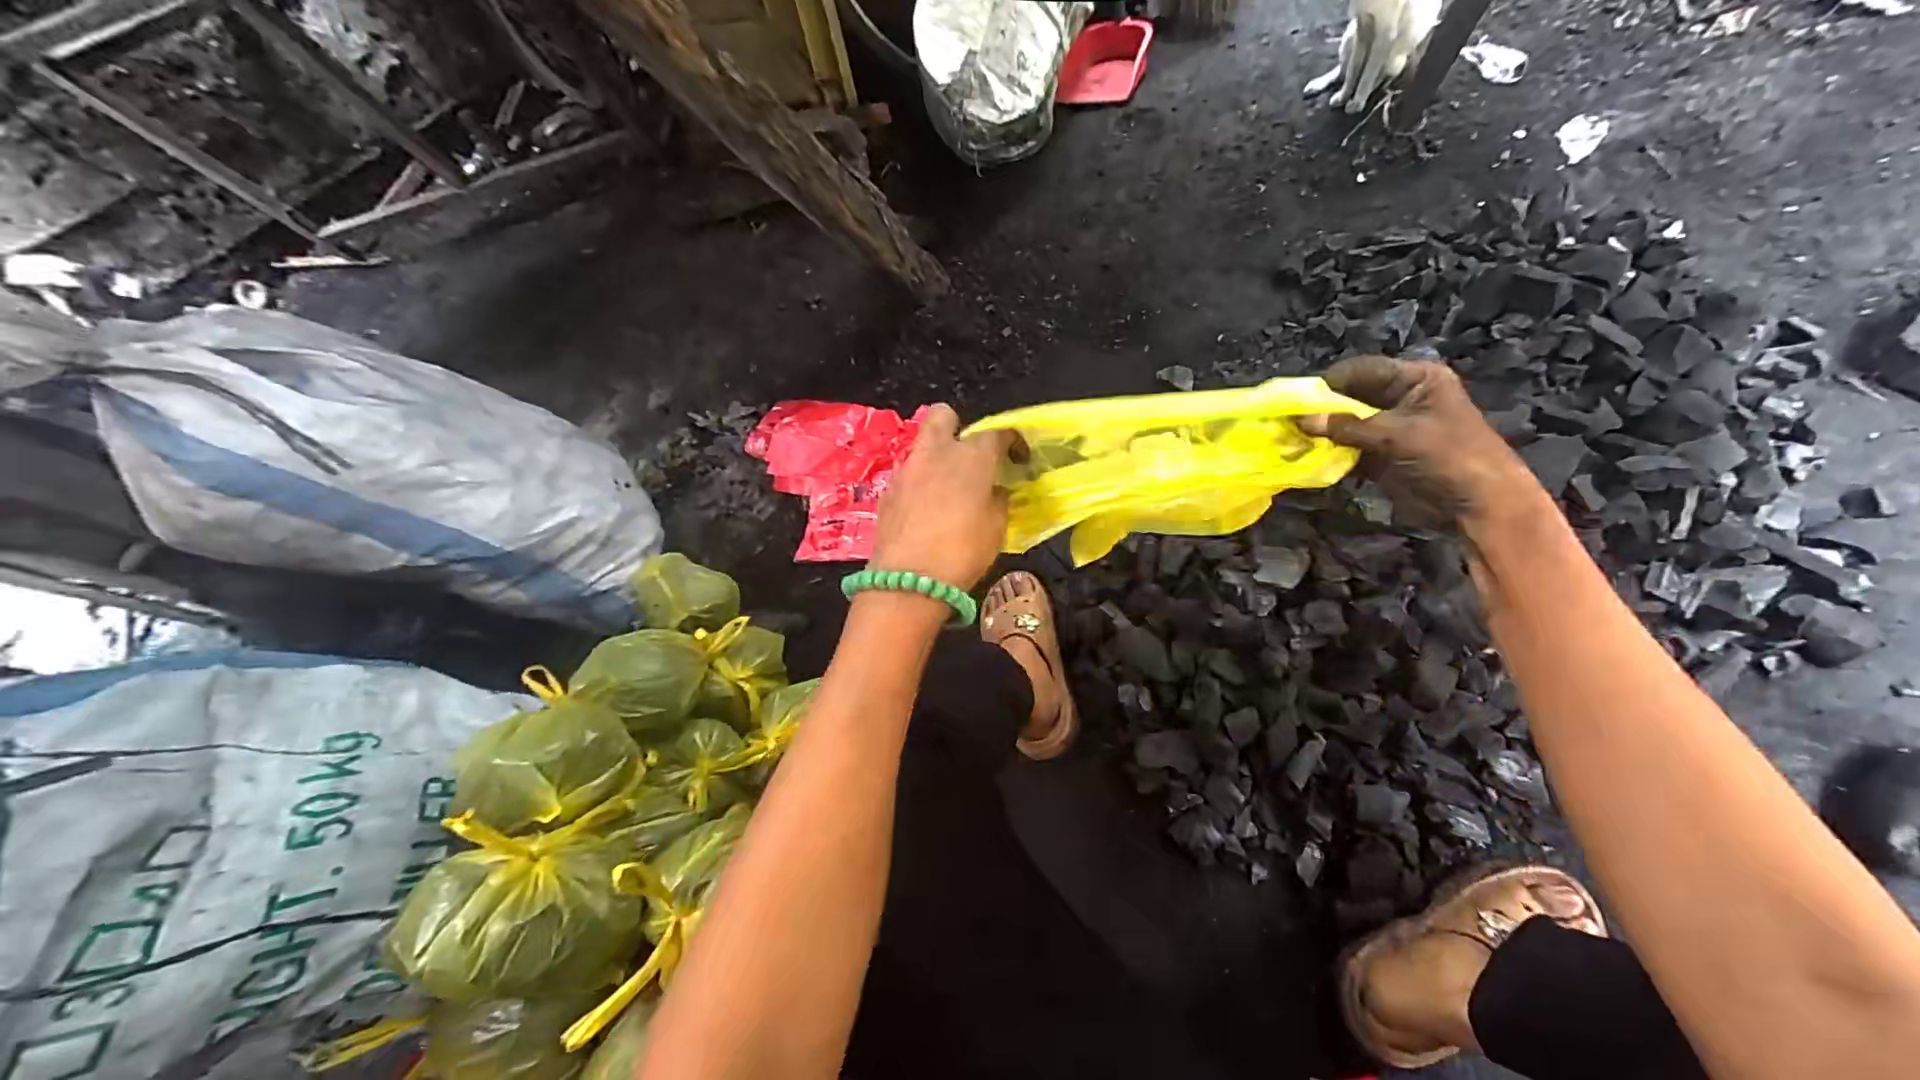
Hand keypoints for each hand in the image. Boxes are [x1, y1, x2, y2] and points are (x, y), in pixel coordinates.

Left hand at [871, 404, 1014, 589]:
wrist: (908, 581)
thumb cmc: (963, 552)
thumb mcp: (996, 528)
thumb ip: (998, 500)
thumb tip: (995, 491)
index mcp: (971, 457)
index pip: (996, 433)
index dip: (1011, 441)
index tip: (1017, 458)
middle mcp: (936, 453)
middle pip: (944, 415)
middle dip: (958, 426)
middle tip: (970, 455)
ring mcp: (907, 470)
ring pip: (922, 446)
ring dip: (937, 458)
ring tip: (949, 487)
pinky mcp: (888, 492)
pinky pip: (908, 475)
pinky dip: (920, 484)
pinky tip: (927, 509)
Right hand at [1300, 355, 1538, 528]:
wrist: (1478, 504)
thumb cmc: (1448, 457)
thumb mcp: (1397, 435)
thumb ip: (1348, 427)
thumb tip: (1301, 420)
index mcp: (1415, 379)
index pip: (1362, 370)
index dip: (1330, 383)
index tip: (1296, 398)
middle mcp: (1401, 398)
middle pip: (1350, 396)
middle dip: (1321, 409)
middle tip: (1287, 421)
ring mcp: (1390, 427)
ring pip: (1346, 423)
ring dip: (1322, 432)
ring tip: (1291, 439)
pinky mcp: (1381, 454)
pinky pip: (1348, 447)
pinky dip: (1330, 452)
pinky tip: (1307, 456)